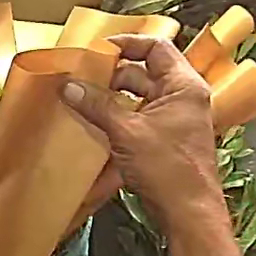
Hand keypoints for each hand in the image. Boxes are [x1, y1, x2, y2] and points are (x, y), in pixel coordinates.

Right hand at [61, 34, 220, 228]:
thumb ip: (97, 106)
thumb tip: (69, 86)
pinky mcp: (163, 138)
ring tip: (83, 99)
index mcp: (183, 86)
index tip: (99, 49)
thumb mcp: (126, 131)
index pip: (156, 47)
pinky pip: (137, 116)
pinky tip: (95, 122)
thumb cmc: (168, 169)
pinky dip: (117, 115)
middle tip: (83, 77)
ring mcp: (173, 119)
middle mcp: (181, 98)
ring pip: (138, 96)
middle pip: (143, 72)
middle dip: (111, 74)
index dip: (127, 44)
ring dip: (111, 96)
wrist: (186, 211)